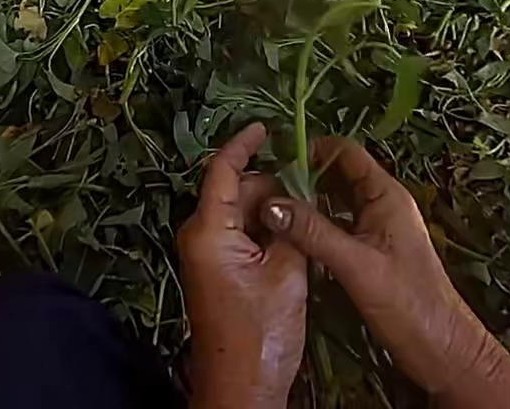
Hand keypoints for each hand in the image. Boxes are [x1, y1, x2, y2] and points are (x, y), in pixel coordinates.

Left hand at [177, 122, 306, 408]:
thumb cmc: (261, 335)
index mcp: (208, 229)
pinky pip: (239, 232)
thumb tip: (295, 192)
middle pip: (235, 190)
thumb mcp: (286, 275)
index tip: (265, 127)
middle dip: (270, 183)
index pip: (221, 170)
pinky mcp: (216, 268)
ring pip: (239, 211)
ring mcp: (206, 253)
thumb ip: (291, 226)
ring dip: (270, 206)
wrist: (241, 396)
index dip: (243, 144)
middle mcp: (200, 234)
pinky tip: (293, 230)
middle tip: (309, 182)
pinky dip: (263, 226)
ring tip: (307, 205)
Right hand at [260, 138, 509, 407]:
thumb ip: (313, 232)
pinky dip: (319, 221)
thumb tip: (270, 204)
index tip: (281, 160)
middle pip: (339, 173)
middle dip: (306, 174)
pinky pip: (340, 221)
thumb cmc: (408, 305)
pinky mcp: (373, 248)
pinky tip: (297, 233)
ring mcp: (378, 225)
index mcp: (385, 193)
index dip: (314, 149)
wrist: (446, 356)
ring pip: (338, 198)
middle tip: (272, 184)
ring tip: (277, 206)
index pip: (346, 151)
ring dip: (310, 199)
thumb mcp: (356, 265)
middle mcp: (382, 202)